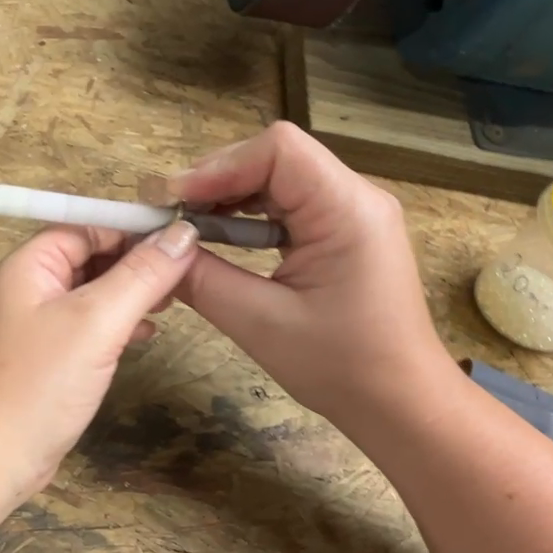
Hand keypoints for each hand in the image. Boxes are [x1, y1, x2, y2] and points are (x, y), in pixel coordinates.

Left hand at [0, 222, 199, 496]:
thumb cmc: (42, 384)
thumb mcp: (98, 322)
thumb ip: (141, 275)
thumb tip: (183, 232)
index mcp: (27, 267)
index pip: (85, 226)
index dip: (132, 230)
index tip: (181, 241)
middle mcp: (26, 289)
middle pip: (88, 258)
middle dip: (134, 264)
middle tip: (182, 279)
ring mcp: (34, 326)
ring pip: (91, 295)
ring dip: (129, 296)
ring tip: (170, 306)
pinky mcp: (45, 359)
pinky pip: (86, 327)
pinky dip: (115, 327)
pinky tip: (144, 337)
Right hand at [171, 122, 453, 421]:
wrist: (398, 402)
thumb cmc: (339, 366)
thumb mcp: (259, 323)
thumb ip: (202, 280)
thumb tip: (154, 251)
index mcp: (347, 209)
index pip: (277, 150)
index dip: (217, 167)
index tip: (171, 201)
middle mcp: (354, 197)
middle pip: (274, 158)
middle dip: (215, 182)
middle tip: (166, 217)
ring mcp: (350, 214)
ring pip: (276, 181)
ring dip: (226, 200)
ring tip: (184, 229)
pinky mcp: (341, 235)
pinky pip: (285, 209)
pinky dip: (245, 220)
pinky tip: (217, 242)